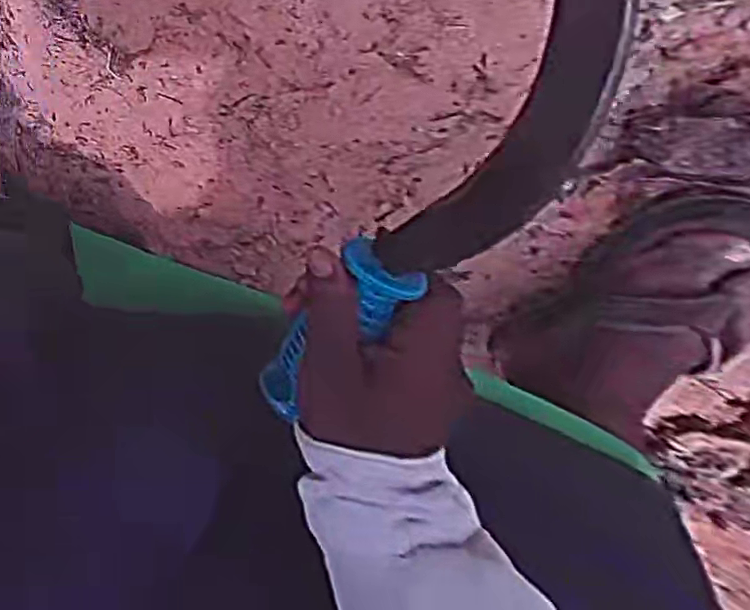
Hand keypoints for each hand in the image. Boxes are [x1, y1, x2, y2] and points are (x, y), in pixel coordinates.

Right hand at [285, 250, 473, 457]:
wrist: (367, 494)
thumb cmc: (349, 425)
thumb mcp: (330, 361)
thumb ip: (331, 306)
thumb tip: (325, 255)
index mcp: (430, 353)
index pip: (430, 288)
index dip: (387, 270)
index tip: (340, 273)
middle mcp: (445, 363)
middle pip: (405, 302)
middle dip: (351, 291)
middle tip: (304, 300)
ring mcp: (436, 379)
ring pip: (395, 322)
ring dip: (349, 312)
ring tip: (304, 323)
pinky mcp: (421, 390)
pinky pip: (393, 344)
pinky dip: (360, 335)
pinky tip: (328, 347)